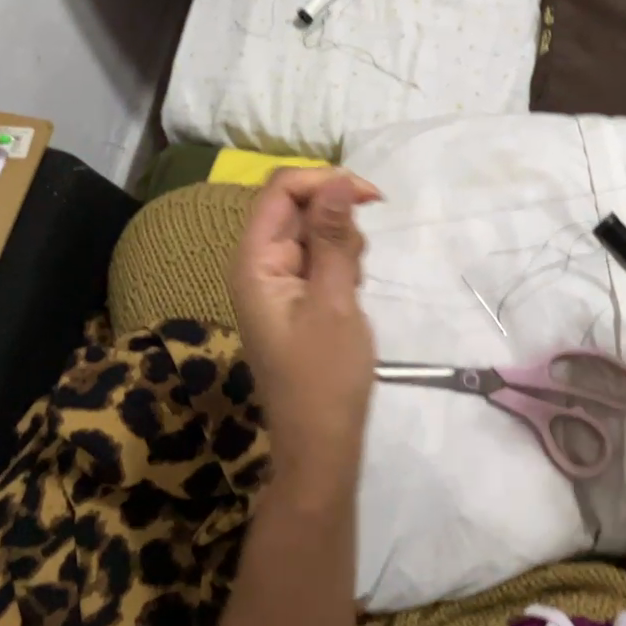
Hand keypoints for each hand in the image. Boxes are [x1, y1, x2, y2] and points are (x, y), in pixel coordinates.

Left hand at [227, 168, 381, 494]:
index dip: (324, 181)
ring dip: (341, 243)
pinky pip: (317, 257)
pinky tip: (350, 296)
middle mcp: (258, 263)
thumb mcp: (334, 300)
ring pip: (312, 230)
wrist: (321, 446)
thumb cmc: (326, 377)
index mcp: (254, 261)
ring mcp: (275, 281)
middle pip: (296, 206)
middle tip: (360, 260)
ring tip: (352, 287)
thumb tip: (338, 180)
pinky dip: (340, 264)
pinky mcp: (293, 297)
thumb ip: (332, 237)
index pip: (280, 189)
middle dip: (336, 218)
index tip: (371, 198)